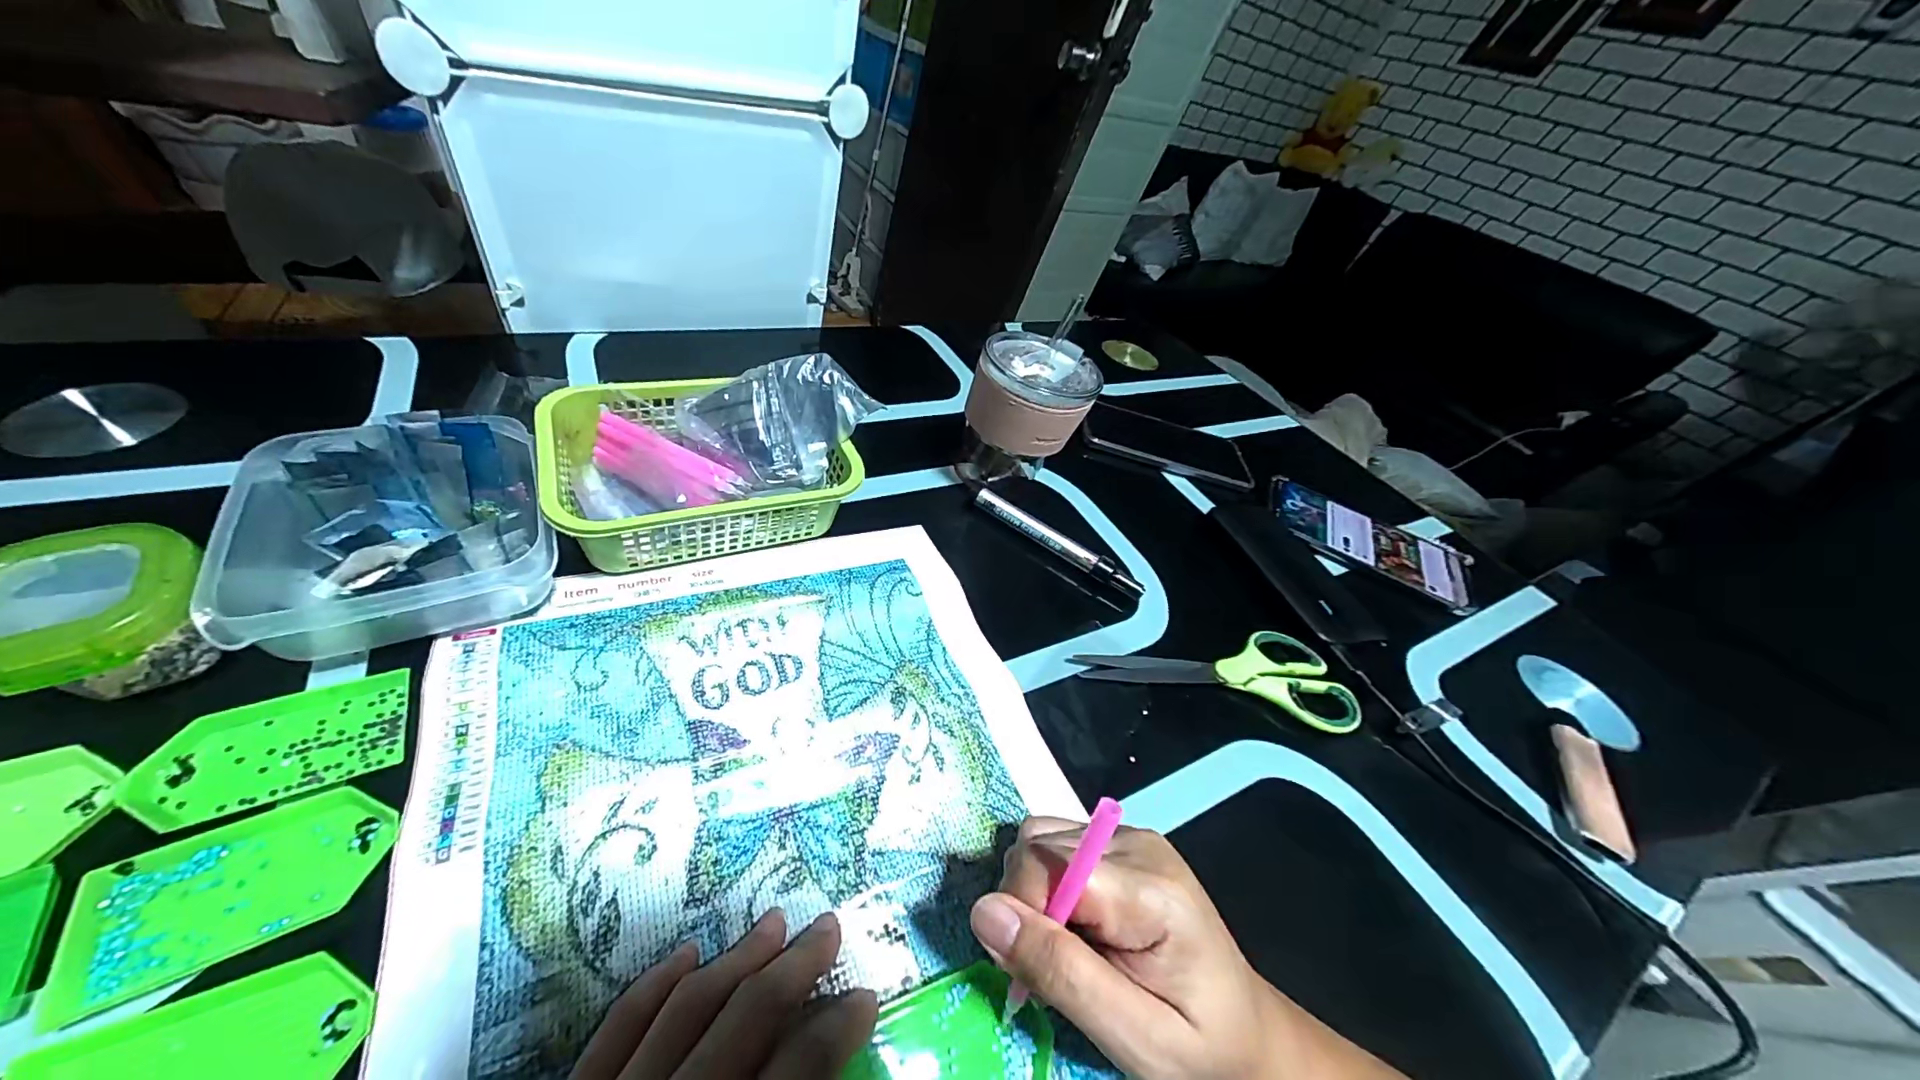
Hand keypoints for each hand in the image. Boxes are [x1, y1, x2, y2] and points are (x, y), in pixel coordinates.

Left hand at [571, 909, 877, 1079]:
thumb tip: (828, 1079)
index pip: (799, 1066)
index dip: (839, 1026)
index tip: (865, 997)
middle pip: (749, 1014)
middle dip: (797, 965)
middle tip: (828, 925)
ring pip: (688, 1005)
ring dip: (738, 957)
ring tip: (775, 921)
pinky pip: (617, 1027)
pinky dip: (654, 985)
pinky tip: (687, 952)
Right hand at [971, 818, 1403, 1079]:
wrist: (1248, 1032)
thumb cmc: (1199, 1049)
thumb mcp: (1133, 1036)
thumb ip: (1060, 971)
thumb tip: (984, 911)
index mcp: (1152, 891)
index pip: (1050, 866)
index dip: (1022, 915)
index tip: (1025, 977)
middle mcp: (1138, 844)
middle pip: (1038, 847)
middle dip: (1023, 908)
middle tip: (1046, 973)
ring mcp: (1130, 837)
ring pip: (1039, 839)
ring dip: (1032, 894)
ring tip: (1064, 948)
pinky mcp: (1120, 842)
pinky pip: (1055, 844)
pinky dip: (1046, 883)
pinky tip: (1073, 923)